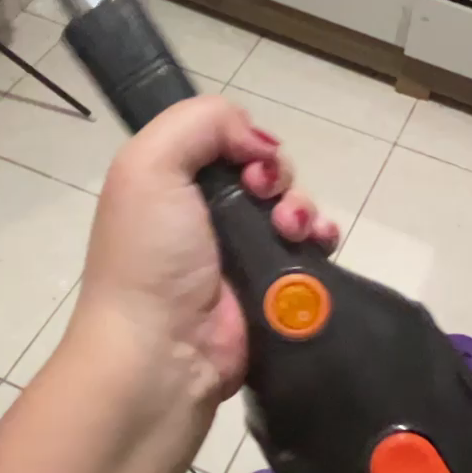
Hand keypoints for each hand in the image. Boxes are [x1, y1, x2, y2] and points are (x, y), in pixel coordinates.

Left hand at [71, 95, 339, 411]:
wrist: (164, 350)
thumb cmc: (150, 255)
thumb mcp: (149, 165)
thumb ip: (201, 123)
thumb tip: (259, 142)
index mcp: (173, 182)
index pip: (226, 140)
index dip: (245, 140)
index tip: (248, 162)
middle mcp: (208, 214)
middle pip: (266, 172)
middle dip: (278, 176)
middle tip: (266, 198)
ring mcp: (244, 253)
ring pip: (294, 207)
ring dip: (303, 208)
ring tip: (291, 230)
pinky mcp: (274, 288)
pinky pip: (312, 249)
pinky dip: (322, 237)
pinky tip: (318, 242)